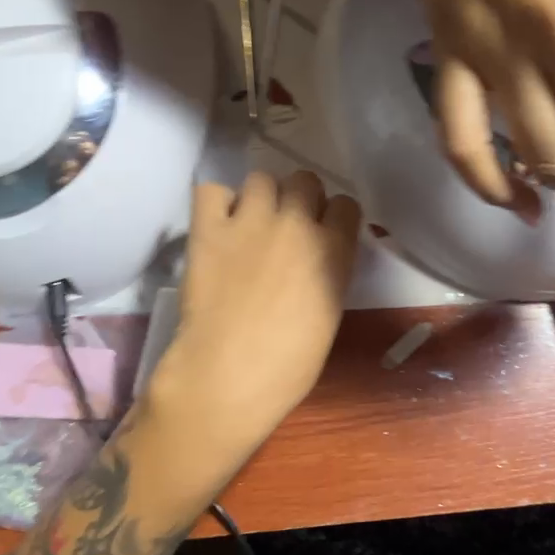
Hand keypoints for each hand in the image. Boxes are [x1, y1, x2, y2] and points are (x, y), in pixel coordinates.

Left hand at [140, 172, 360, 483]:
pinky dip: (217, 202)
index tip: (325, 234)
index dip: (334, 217)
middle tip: (286, 227)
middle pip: (305, 180)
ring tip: (250, 225)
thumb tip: (316, 260)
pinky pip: (212, 190)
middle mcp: (297, 225)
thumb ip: (328, 274)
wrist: (229, 375)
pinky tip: (218, 225)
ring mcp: (250, 222)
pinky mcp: (208, 229)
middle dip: (299, 199)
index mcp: (334, 251)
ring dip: (260, 197)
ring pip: (261, 178)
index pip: (346, 204)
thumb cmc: (290, 364)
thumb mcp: (329, 314)